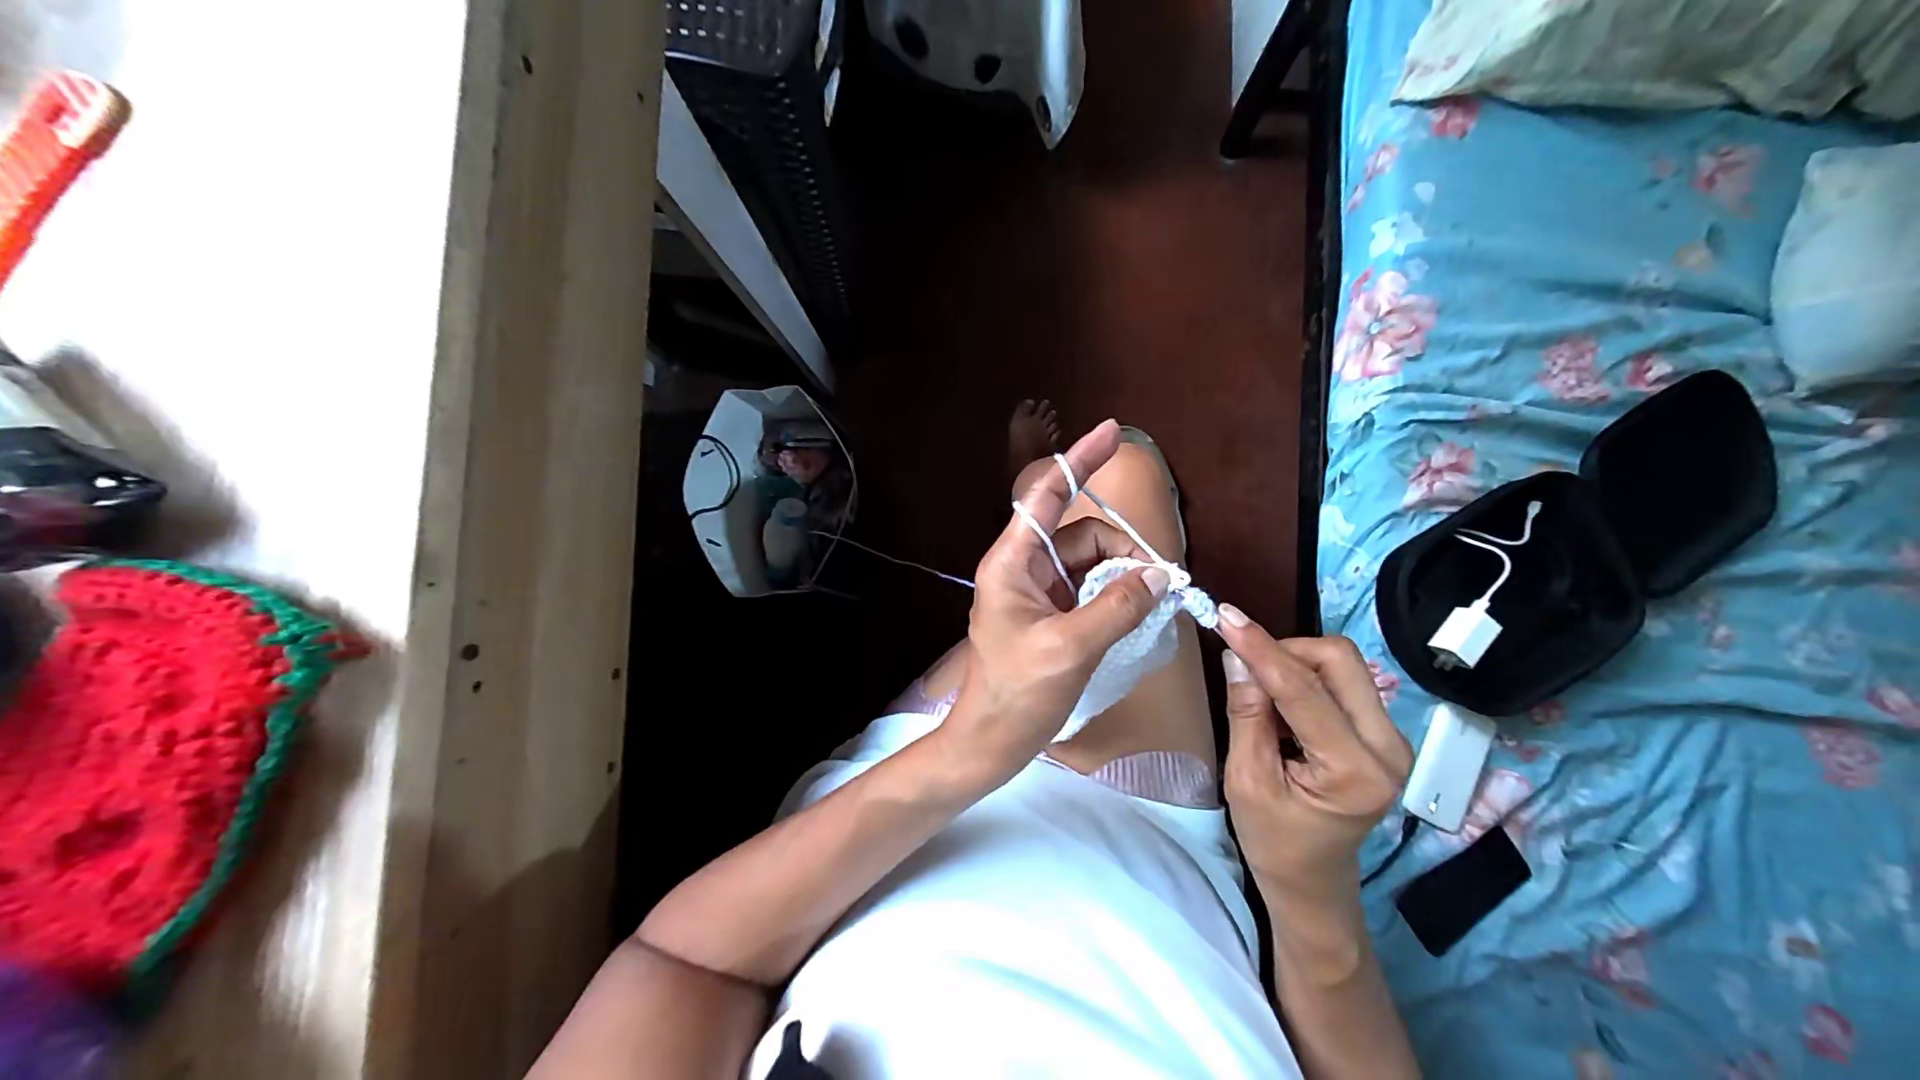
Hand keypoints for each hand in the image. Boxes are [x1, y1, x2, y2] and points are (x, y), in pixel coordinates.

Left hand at [940, 420, 1169, 784]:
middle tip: (1159, 576)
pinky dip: (1115, 592)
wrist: (991, 742)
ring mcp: (1038, 592)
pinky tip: (1137, 607)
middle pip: (1080, 533)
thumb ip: (1117, 607)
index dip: (1079, 461)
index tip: (1113, 432)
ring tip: (1152, 597)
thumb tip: (1156, 577)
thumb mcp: (1071, 649)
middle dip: (1121, 545)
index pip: (1047, 497)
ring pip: (1089, 561)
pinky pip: (1089, 587)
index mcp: (1012, 563)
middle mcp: (1023, 568)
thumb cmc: (1018, 694)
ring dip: (1122, 571)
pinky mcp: (1051, 614)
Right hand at [1216, 611, 1412, 906]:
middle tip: (1242, 662)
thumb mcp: (1246, 780)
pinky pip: (1342, 681)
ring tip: (1258, 691)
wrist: (1312, 881)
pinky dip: (1303, 676)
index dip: (1261, 649)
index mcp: (1356, 771)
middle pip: (1339, 660)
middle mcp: (1389, 747)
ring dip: (1293, 661)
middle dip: (1284, 649)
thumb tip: (1236, 656)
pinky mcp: (1381, 732)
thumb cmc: (1274, 841)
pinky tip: (1279, 703)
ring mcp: (1392, 738)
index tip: (1225, 617)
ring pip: (1342, 665)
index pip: (1304, 690)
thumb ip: (1246, 715)